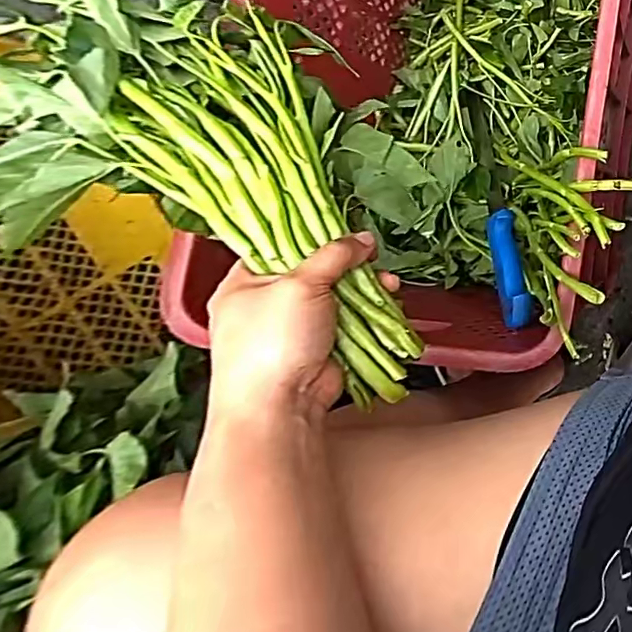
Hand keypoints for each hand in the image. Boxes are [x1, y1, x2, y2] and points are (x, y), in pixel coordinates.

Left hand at [205, 233, 392, 420]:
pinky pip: (353, 312)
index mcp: (244, 284)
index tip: (340, 224)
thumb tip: (362, 238)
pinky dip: (372, 304)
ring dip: (366, 282)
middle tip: (369, 254)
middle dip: (349, 260)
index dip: (309, 232)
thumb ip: (334, 254)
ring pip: (341, 289)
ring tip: (384, 281)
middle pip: (317, 265)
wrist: (281, 407)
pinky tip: (386, 296)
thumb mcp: (300, 285)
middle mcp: (269, 300)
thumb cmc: (272, 344)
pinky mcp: (324, 339)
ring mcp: (298, 322)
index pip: (277, 244)